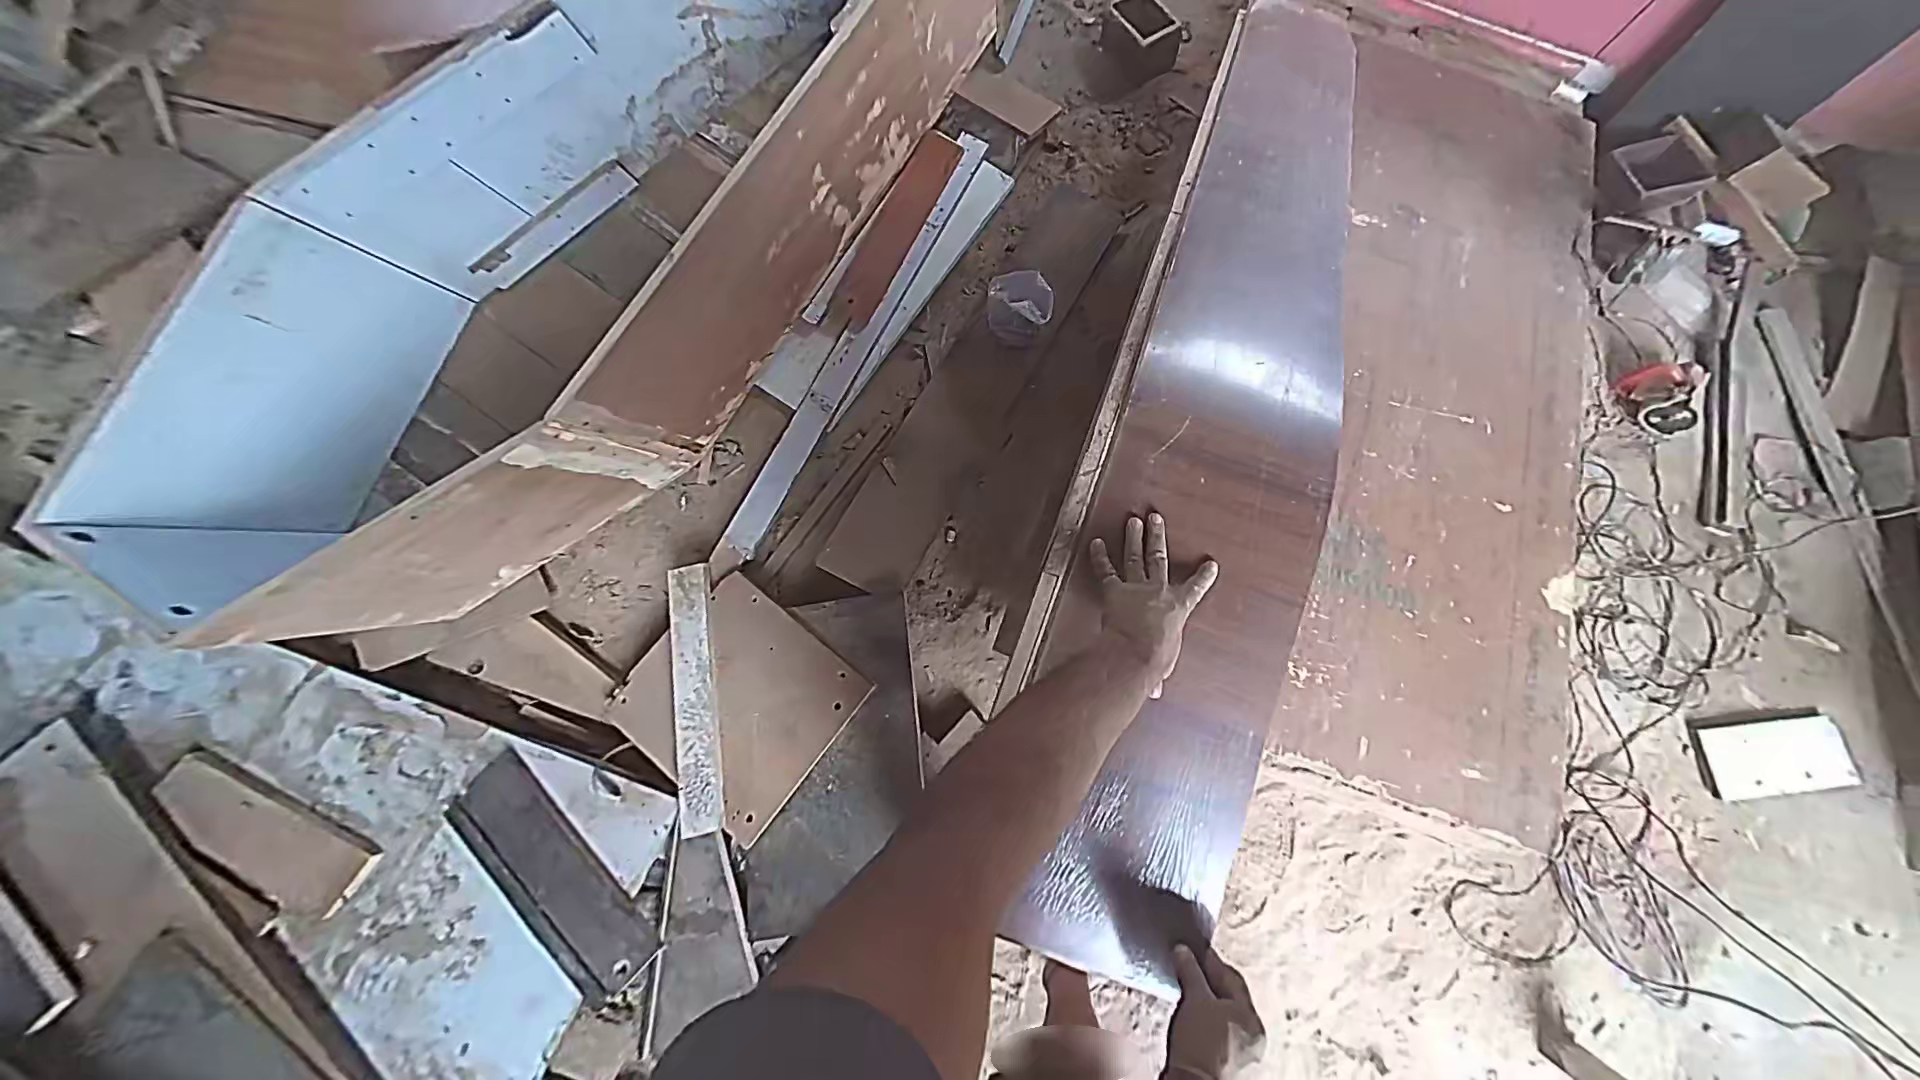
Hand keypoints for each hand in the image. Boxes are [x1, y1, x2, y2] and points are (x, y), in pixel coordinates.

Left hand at [1089, 512, 1218, 696]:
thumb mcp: (1162, 666)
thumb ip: (1158, 675)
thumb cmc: (1155, 659)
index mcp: (1178, 607)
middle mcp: (1158, 591)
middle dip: (1157, 537)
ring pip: (1135, 557)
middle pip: (1158, 558)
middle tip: (1155, 518)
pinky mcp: (1114, 590)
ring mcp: (1136, 587)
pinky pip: (1105, 571)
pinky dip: (1098, 557)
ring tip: (1133, 520)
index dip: (1203, 576)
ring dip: (1133, 538)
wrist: (1136, 652)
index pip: (1195, 588)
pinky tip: (1094, 543)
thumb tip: (1155, 692)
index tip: (1210, 564)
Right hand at [1164, 944, 1264, 1079]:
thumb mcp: (1194, 997)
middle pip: (1230, 997)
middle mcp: (1253, 1036)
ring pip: (1223, 1014)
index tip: (1194, 949)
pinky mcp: (1226, 1063)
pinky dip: (1206, 1016)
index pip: (1232, 979)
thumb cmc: (1200, 1039)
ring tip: (1188, 986)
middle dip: (1210, 980)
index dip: (1212, 961)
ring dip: (1207, 998)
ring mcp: (1241, 1053)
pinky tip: (1192, 1011)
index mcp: (1251, 1019)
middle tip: (1190, 965)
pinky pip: (1218, 1029)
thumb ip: (1191, 970)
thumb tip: (1183, 950)